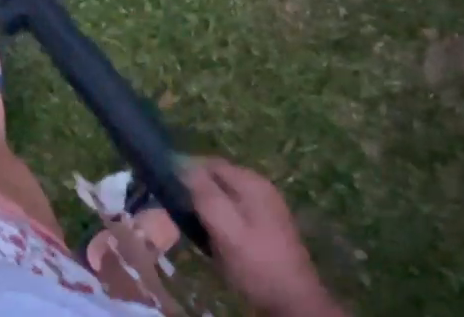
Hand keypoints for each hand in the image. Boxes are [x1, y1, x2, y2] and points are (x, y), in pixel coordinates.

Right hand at [187, 158, 342, 316]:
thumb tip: (180, 163)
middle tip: (179, 209)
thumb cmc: (256, 264)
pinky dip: (220, 215)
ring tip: (194, 223)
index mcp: (251, 182)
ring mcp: (266, 206)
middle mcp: (260, 186)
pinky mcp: (267, 224)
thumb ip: (203, 193)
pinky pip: (234, 208)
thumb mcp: (225, 228)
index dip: (185, 171)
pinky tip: (214, 234)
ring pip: (224, 193)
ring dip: (207, 203)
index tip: (168, 190)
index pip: (208, 162)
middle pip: (217, 176)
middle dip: (196, 188)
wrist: (295, 304)